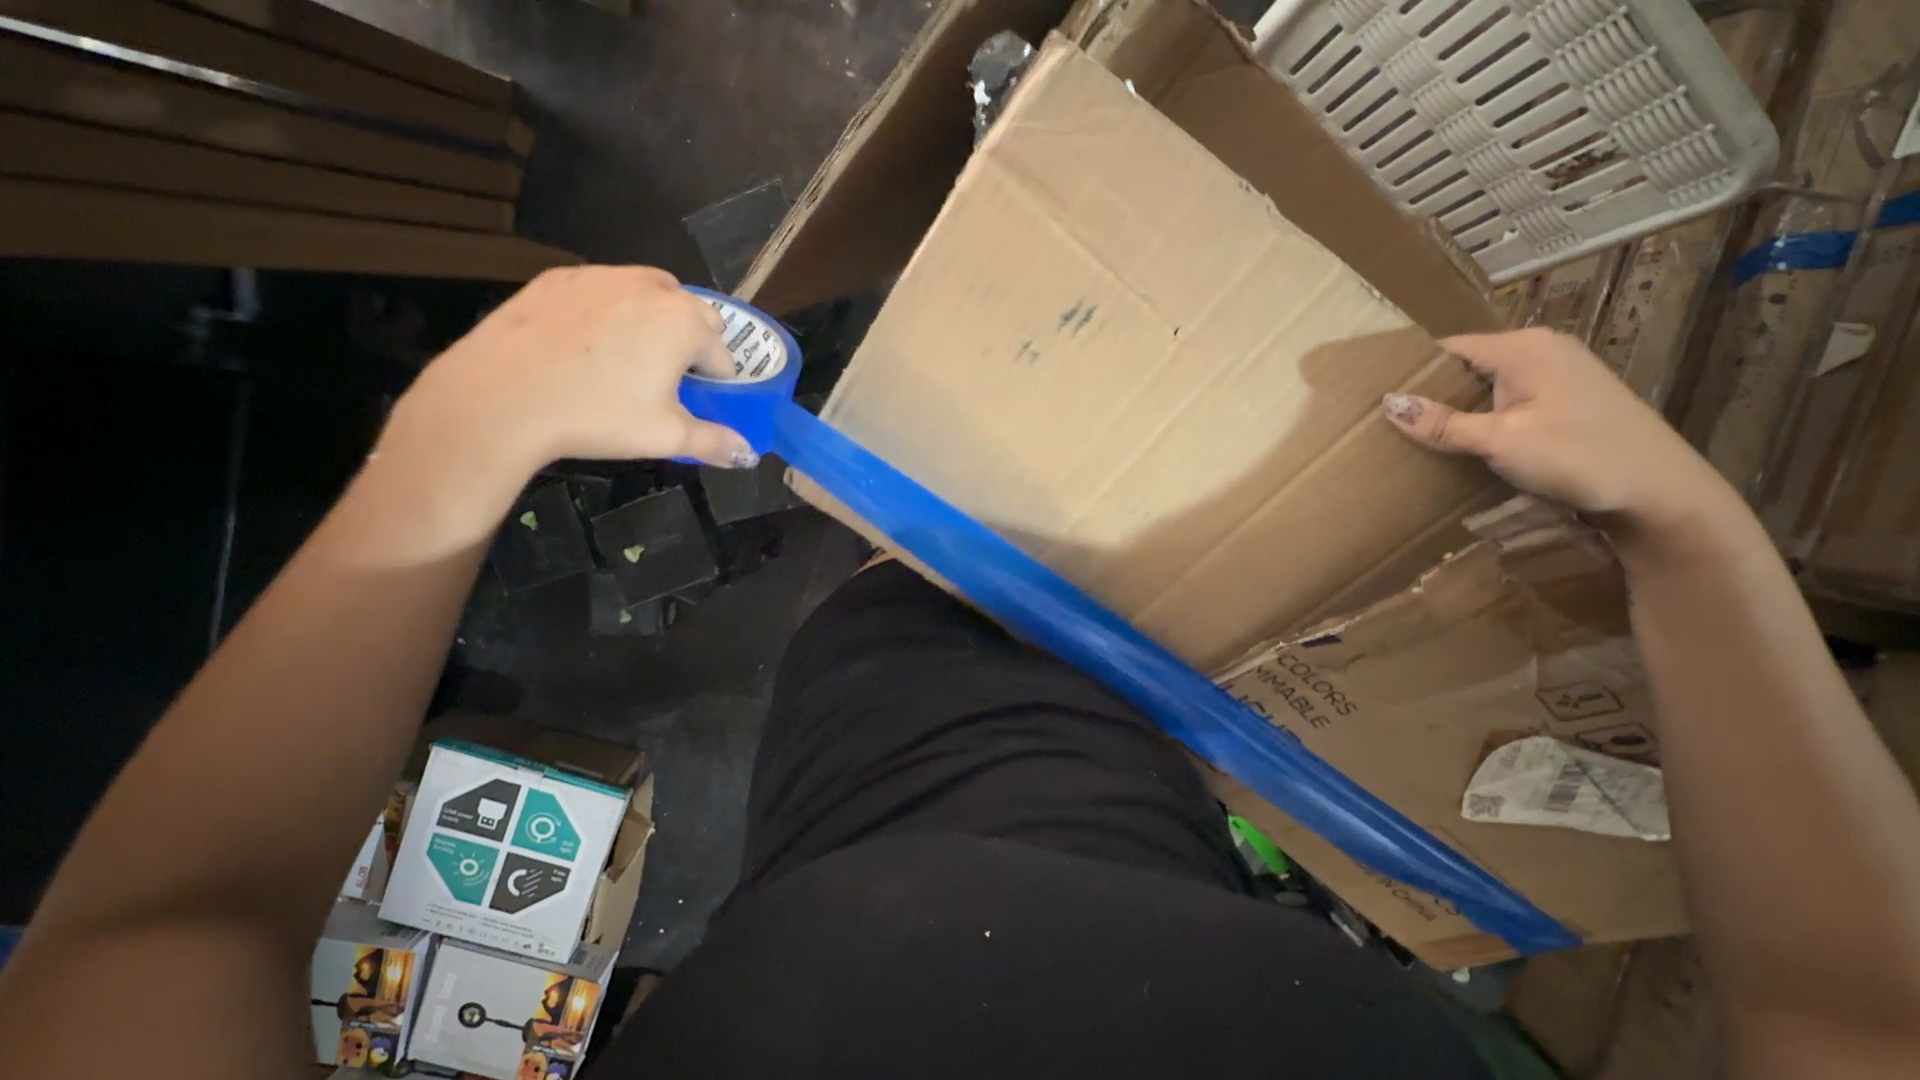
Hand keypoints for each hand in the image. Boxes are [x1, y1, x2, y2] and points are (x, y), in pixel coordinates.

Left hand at [389, 265, 757, 471]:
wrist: (501, 396)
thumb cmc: (596, 416)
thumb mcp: (664, 436)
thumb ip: (715, 442)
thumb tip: (749, 454)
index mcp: (685, 323)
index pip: (723, 352)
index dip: (716, 381)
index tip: (696, 400)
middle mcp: (651, 288)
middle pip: (693, 312)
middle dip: (691, 342)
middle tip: (666, 380)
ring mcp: (602, 277)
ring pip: (648, 292)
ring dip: (652, 319)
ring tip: (627, 358)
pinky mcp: (559, 278)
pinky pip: (601, 290)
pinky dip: (606, 310)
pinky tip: (583, 346)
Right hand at [1380, 328, 1737, 531]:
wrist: (1662, 492)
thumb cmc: (1580, 456)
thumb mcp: (1501, 442)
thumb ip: (1443, 424)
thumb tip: (1388, 403)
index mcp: (1523, 348)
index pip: (1449, 347)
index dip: (1411, 370)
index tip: (1374, 395)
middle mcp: (1542, 350)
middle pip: (1468, 365)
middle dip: (1432, 392)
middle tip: (1389, 421)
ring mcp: (1560, 375)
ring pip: (1489, 386)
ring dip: (1459, 409)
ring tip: (1421, 435)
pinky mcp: (1570, 401)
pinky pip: (1510, 401)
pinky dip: (1485, 419)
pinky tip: (1469, 444)